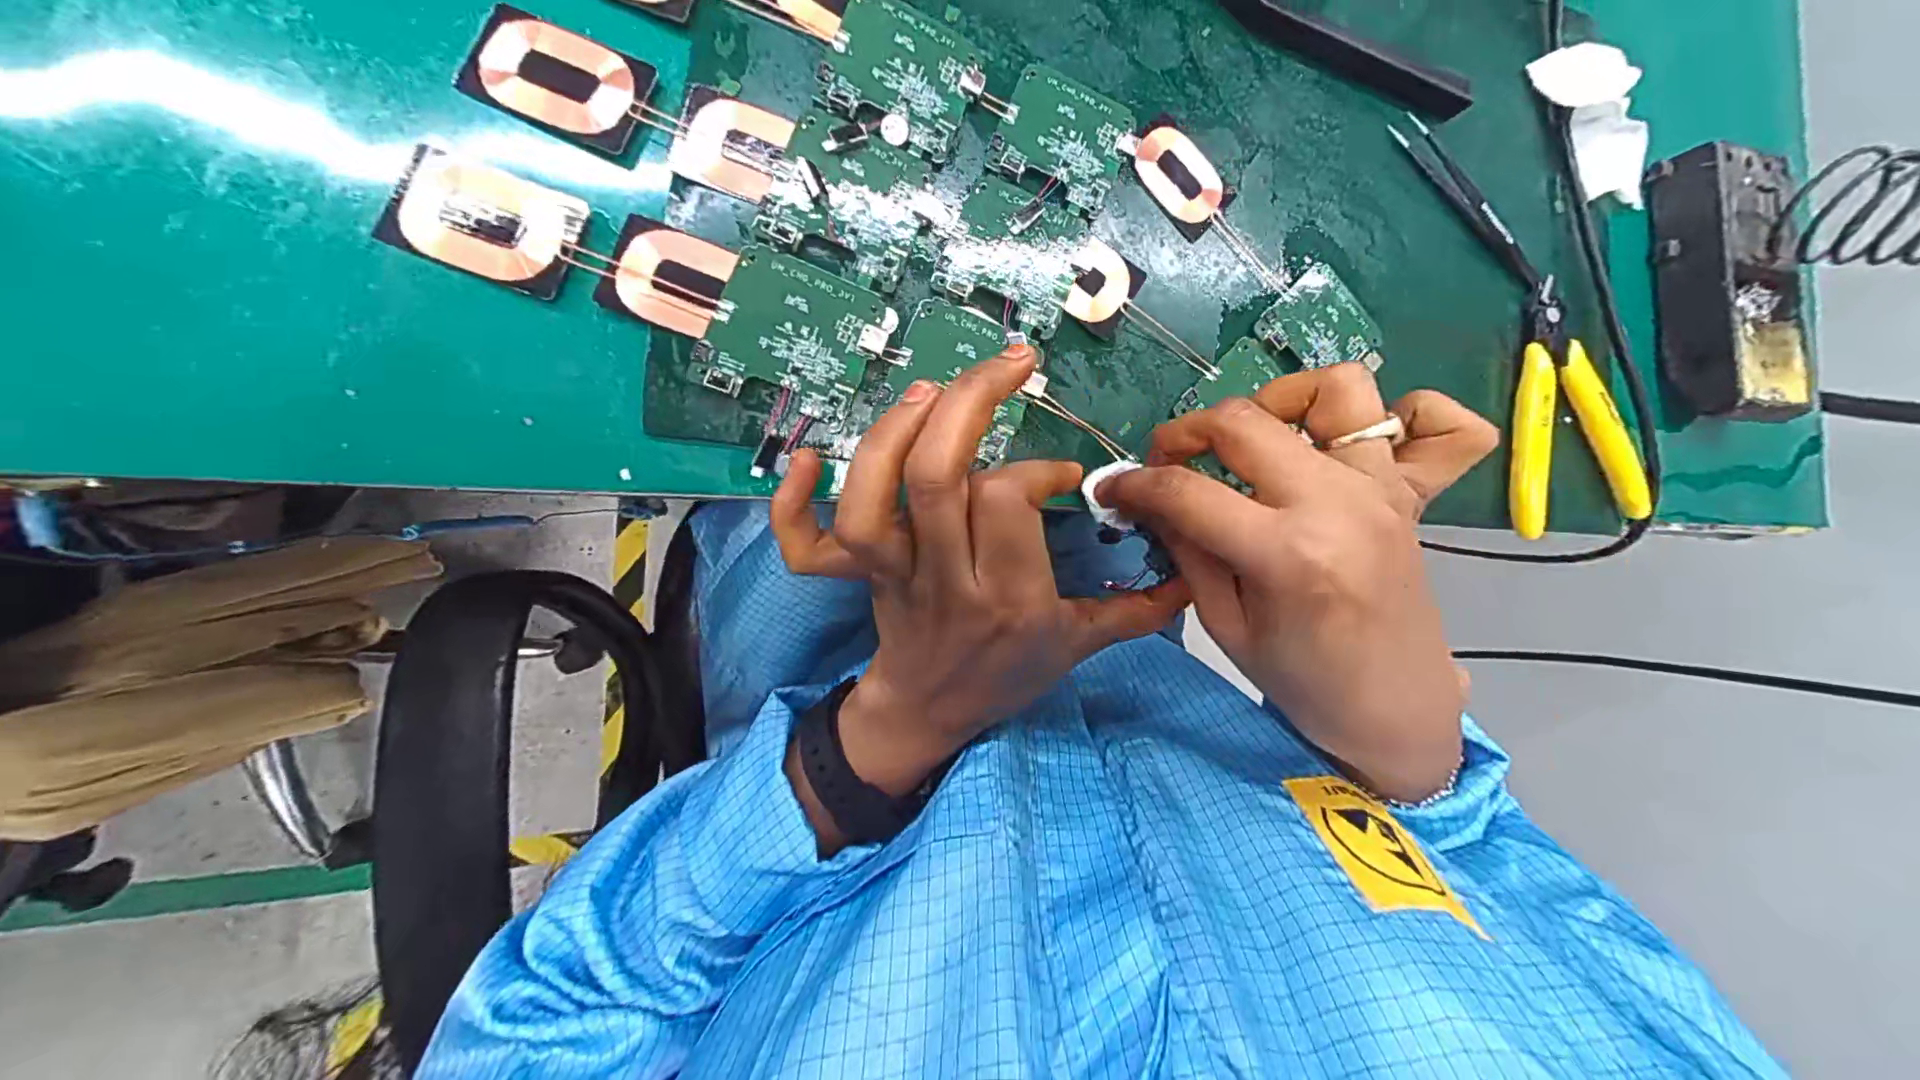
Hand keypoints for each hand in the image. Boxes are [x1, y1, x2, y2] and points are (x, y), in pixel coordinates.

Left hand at [771, 345, 1187, 837]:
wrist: (931, 714)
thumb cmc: (1007, 674)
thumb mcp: (1079, 648)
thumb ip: (1134, 611)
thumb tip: (1191, 574)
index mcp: (1009, 598)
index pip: (1009, 502)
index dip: (1036, 470)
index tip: (1057, 475)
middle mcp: (944, 581)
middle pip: (936, 480)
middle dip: (968, 405)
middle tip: (1005, 366)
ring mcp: (891, 578)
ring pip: (868, 504)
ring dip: (890, 435)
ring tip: (931, 393)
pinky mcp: (856, 579)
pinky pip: (805, 548)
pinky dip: (791, 505)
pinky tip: (805, 458)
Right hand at [1099, 365, 1498, 801]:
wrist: (1392, 709)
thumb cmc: (1300, 681)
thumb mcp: (1223, 623)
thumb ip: (1187, 549)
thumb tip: (1150, 500)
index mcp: (1285, 554)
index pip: (1187, 491)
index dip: (1134, 484)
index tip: (1113, 489)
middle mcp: (1338, 504)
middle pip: (1243, 422)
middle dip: (1185, 432)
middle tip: (1166, 462)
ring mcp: (1382, 490)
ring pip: (1337, 390)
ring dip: (1278, 400)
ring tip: (1253, 438)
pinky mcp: (1410, 493)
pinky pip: (1443, 426)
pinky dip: (1402, 412)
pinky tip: (1348, 441)